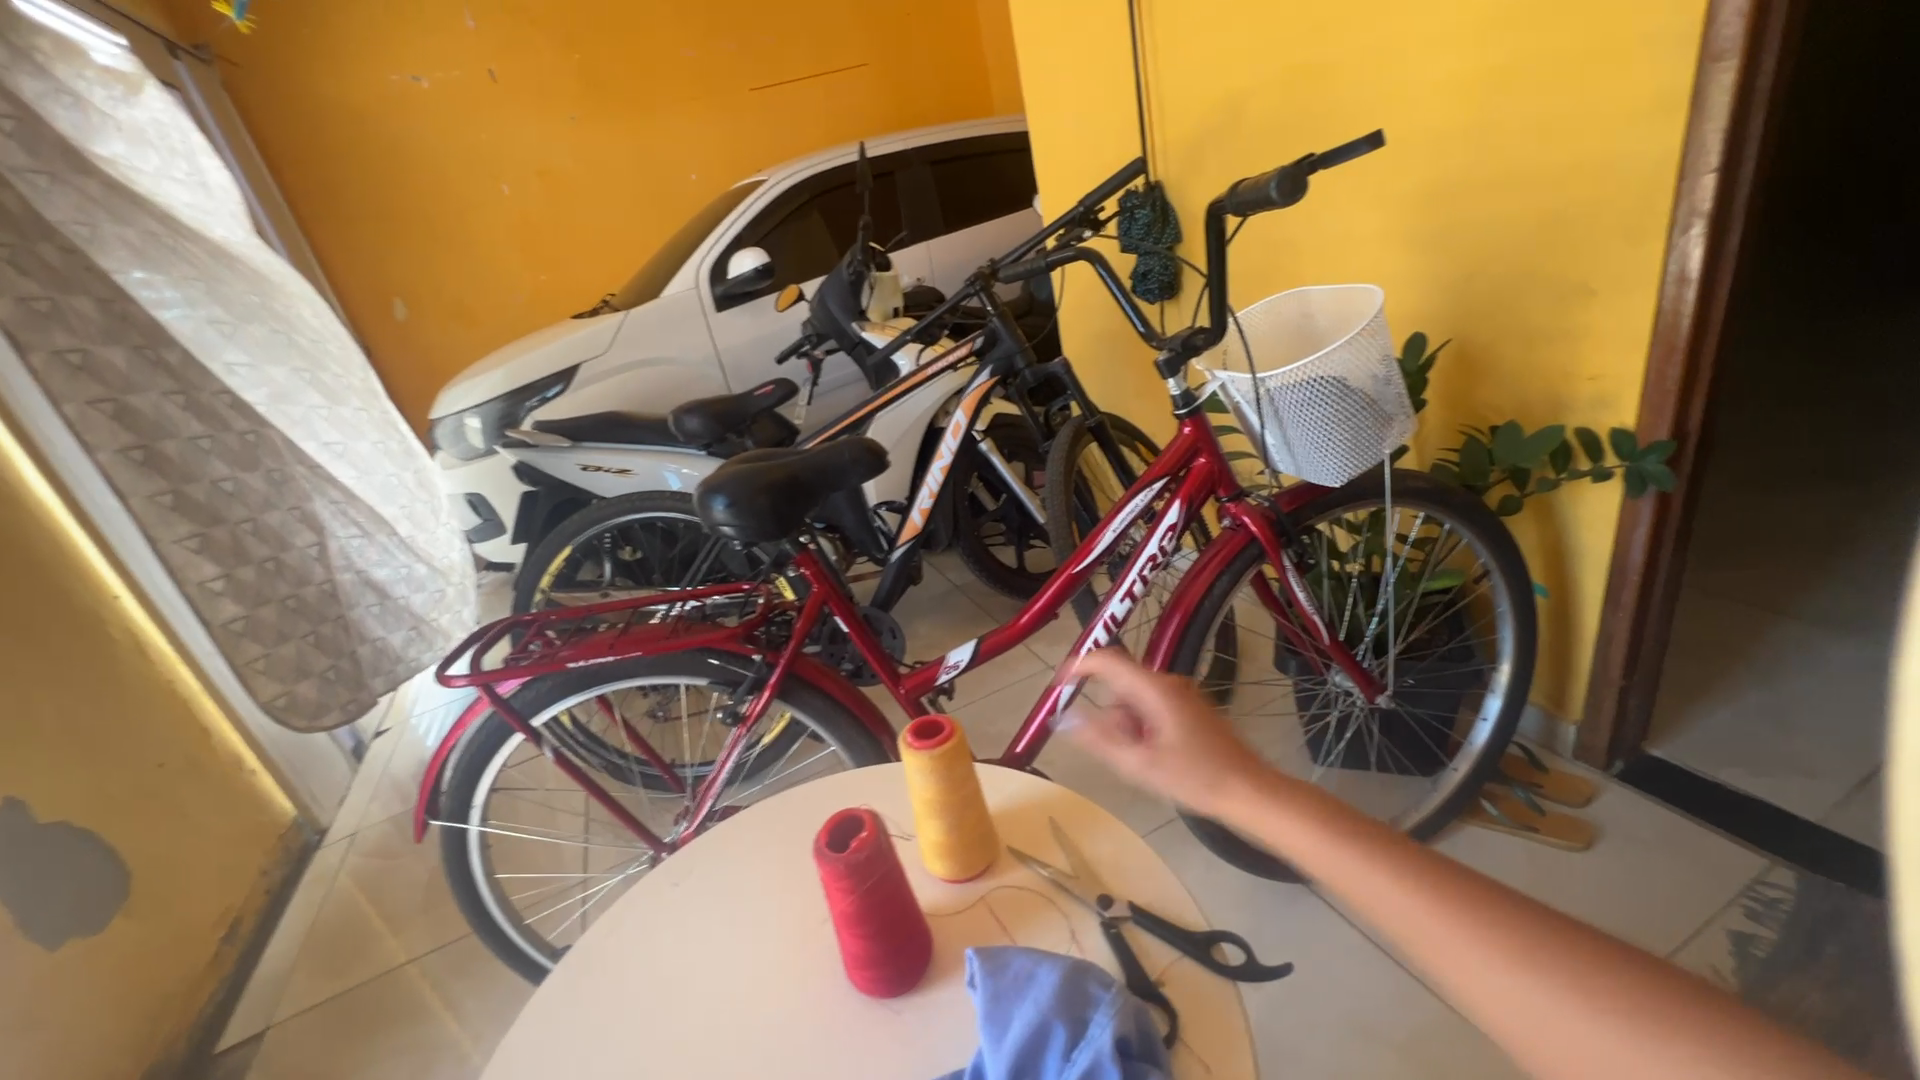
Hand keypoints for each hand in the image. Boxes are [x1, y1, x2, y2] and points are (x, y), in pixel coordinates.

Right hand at [1060, 649, 1274, 818]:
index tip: (1058, 686)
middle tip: (1117, 752)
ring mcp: (1183, 694)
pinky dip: (1143, 728)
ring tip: (1142, 761)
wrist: (1249, 791)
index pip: (1107, 660)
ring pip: (1135, 699)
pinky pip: (1152, 707)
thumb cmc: (1194, 778)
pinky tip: (1156, 757)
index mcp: (1155, 689)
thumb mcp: (1139, 763)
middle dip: (1110, 716)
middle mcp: (1169, 683)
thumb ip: (1098, 738)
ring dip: (1127, 725)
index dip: (1078, 667)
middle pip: (1121, 685)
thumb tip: (1064, 718)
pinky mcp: (1191, 708)